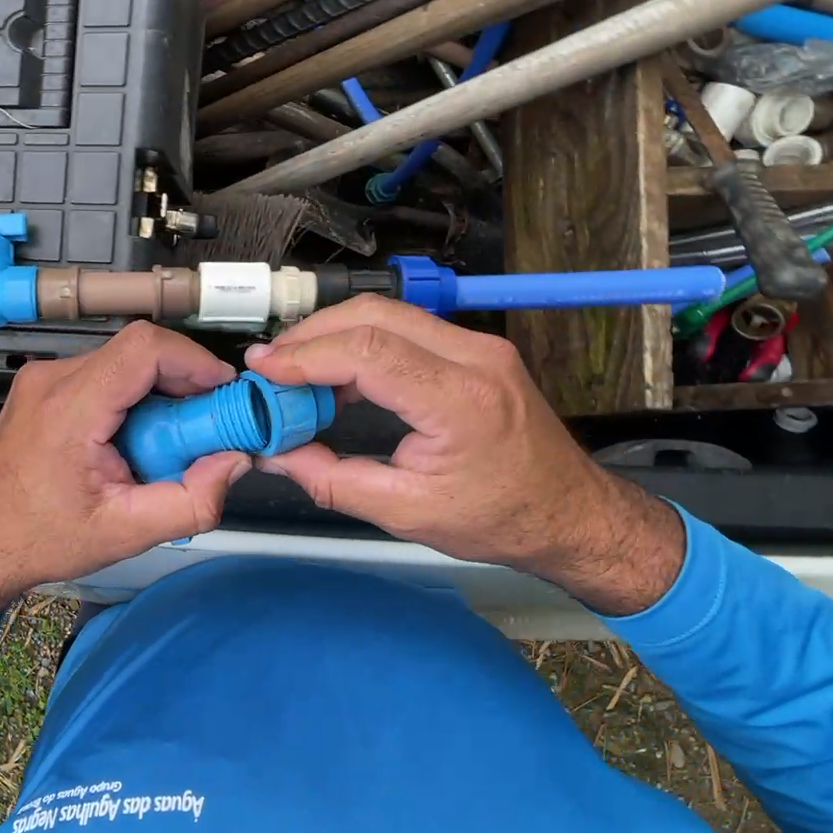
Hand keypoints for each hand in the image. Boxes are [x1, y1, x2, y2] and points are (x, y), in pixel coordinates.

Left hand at [0, 322, 252, 633]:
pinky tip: (133, 442)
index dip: (193, 360)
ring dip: (157, 394)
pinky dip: (132, 399)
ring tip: (163, 444)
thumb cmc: (37, 538)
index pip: (142, 348)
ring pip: (123, 362)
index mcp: (67, 411)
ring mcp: (42, 381)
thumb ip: (191, 502)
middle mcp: (50, 382)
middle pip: (138, 352)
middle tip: (201, 429)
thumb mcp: (126, 533)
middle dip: (182, 383)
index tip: (221, 389)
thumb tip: (232, 462)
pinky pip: (103, 375)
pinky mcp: (44, 388)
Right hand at [243, 296, 683, 615]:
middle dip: (311, 334)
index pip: (368, 352)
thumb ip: (333, 480)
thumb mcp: (406, 513)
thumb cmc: (498, 519)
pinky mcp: (475, 350)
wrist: (570, 513)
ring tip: (292, 370)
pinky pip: (405, 329)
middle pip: (374, 315)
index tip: (262, 370)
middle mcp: (475, 358)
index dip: (306, 356)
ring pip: (388, 313)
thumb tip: (276, 455)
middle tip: (269, 367)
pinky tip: (334, 375)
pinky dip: (359, 343)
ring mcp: (479, 347)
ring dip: (332, 334)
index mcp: (462, 401)